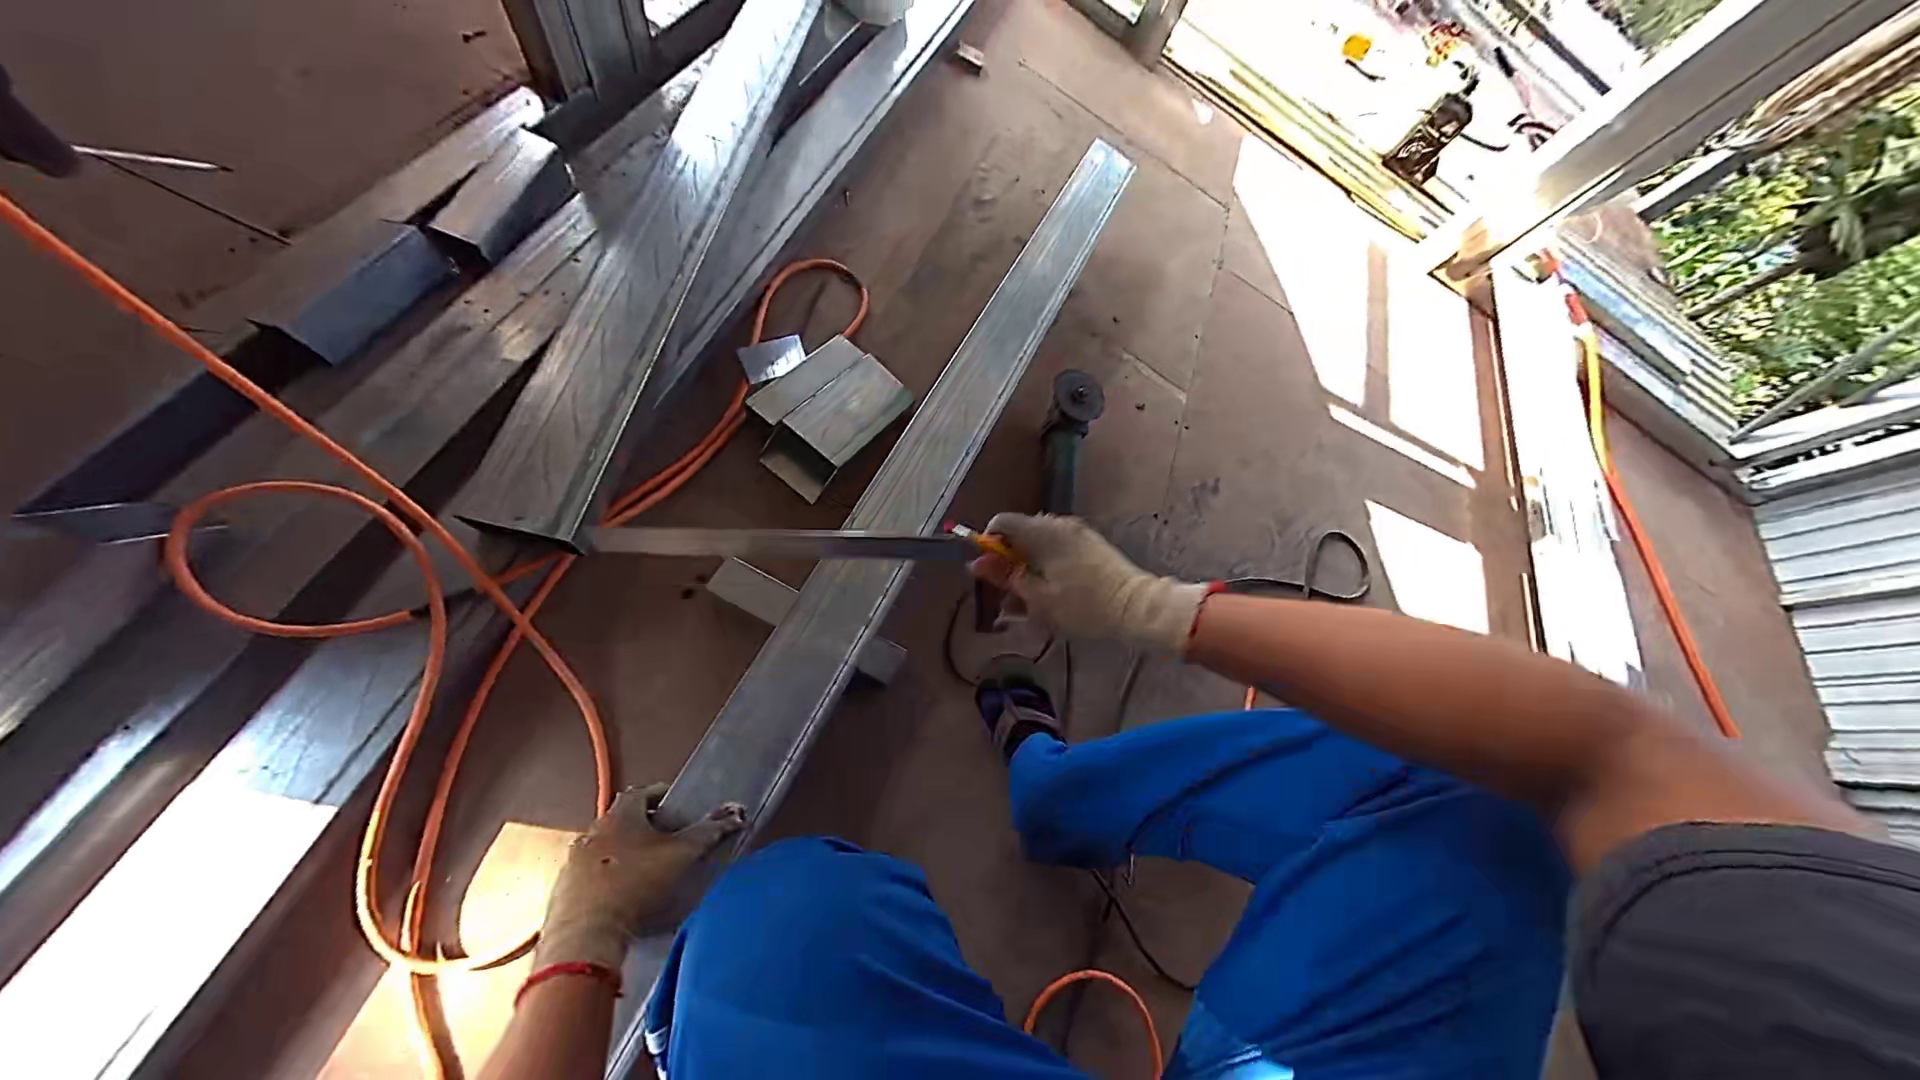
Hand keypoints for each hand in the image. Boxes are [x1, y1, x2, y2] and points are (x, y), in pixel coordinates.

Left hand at [533, 784, 744, 969]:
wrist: (586, 937)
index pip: (640, 792)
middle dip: (640, 824)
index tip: (673, 803)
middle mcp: (592, 833)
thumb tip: (735, 815)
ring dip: (620, 851)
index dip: (658, 795)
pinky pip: (588, 876)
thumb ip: (709, 832)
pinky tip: (619, 895)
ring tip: (642, 867)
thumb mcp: (682, 855)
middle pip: (619, 819)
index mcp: (621, 816)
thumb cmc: (637, 884)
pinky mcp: (562, 892)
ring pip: (601, 847)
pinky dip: (604, 878)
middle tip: (662, 836)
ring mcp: (573, 863)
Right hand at [970, 513, 1209, 653]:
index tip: (990, 574)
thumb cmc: (1083, 606)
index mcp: (1042, 531)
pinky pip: (1057, 551)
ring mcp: (1077, 534)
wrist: (1137, 608)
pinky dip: (1047, 570)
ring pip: (1038, 546)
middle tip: (1009, 597)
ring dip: (1028, 570)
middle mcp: (1058, 524)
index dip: (988, 545)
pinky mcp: (1090, 546)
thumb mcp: (1037, 597)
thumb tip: (976, 563)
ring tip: (1030, 604)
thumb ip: (1005, 577)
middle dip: (1008, 563)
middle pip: (1019, 534)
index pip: (1001, 523)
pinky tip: (1052, 597)